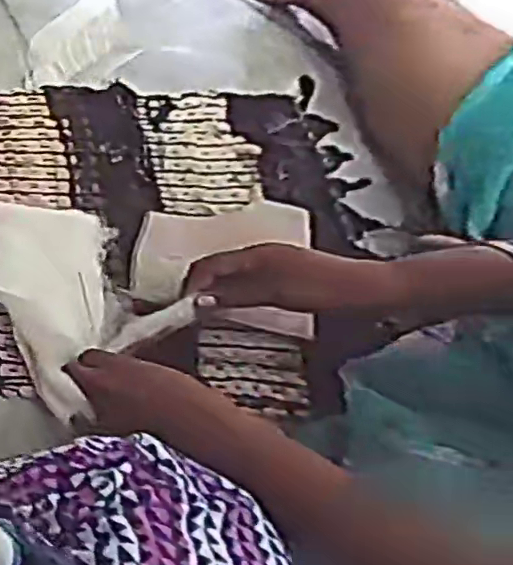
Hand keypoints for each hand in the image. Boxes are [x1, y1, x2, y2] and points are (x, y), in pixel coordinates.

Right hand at [64, 349, 256, 463]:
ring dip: (113, 374)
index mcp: (92, 380)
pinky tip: (143, 399)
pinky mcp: (169, 371)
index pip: (66, 368)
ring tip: (116, 396)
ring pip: (117, 363)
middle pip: (89, 358)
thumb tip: (71, 415)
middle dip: (86, 368)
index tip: (62, 389)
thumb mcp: (101, 432)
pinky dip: (138, 379)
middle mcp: (115, 366)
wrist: (207, 430)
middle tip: (86, 388)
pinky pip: (142, 370)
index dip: (62, 378)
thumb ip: (81, 419)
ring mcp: (144, 365)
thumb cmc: (147, 434)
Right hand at [182, 243, 397, 313]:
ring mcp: (275, 265)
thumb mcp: (275, 293)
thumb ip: (234, 295)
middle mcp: (262, 255)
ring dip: (215, 291)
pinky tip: (234, 306)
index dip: (191, 284)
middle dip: (199, 287)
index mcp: (257, 254)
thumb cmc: (328, 289)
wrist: (381, 292)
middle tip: (190, 309)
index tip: (183, 305)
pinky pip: (244, 282)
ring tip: (208, 309)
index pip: (208, 265)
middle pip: (215, 269)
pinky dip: (231, 294)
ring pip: (229, 276)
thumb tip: (195, 301)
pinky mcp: (284, 276)